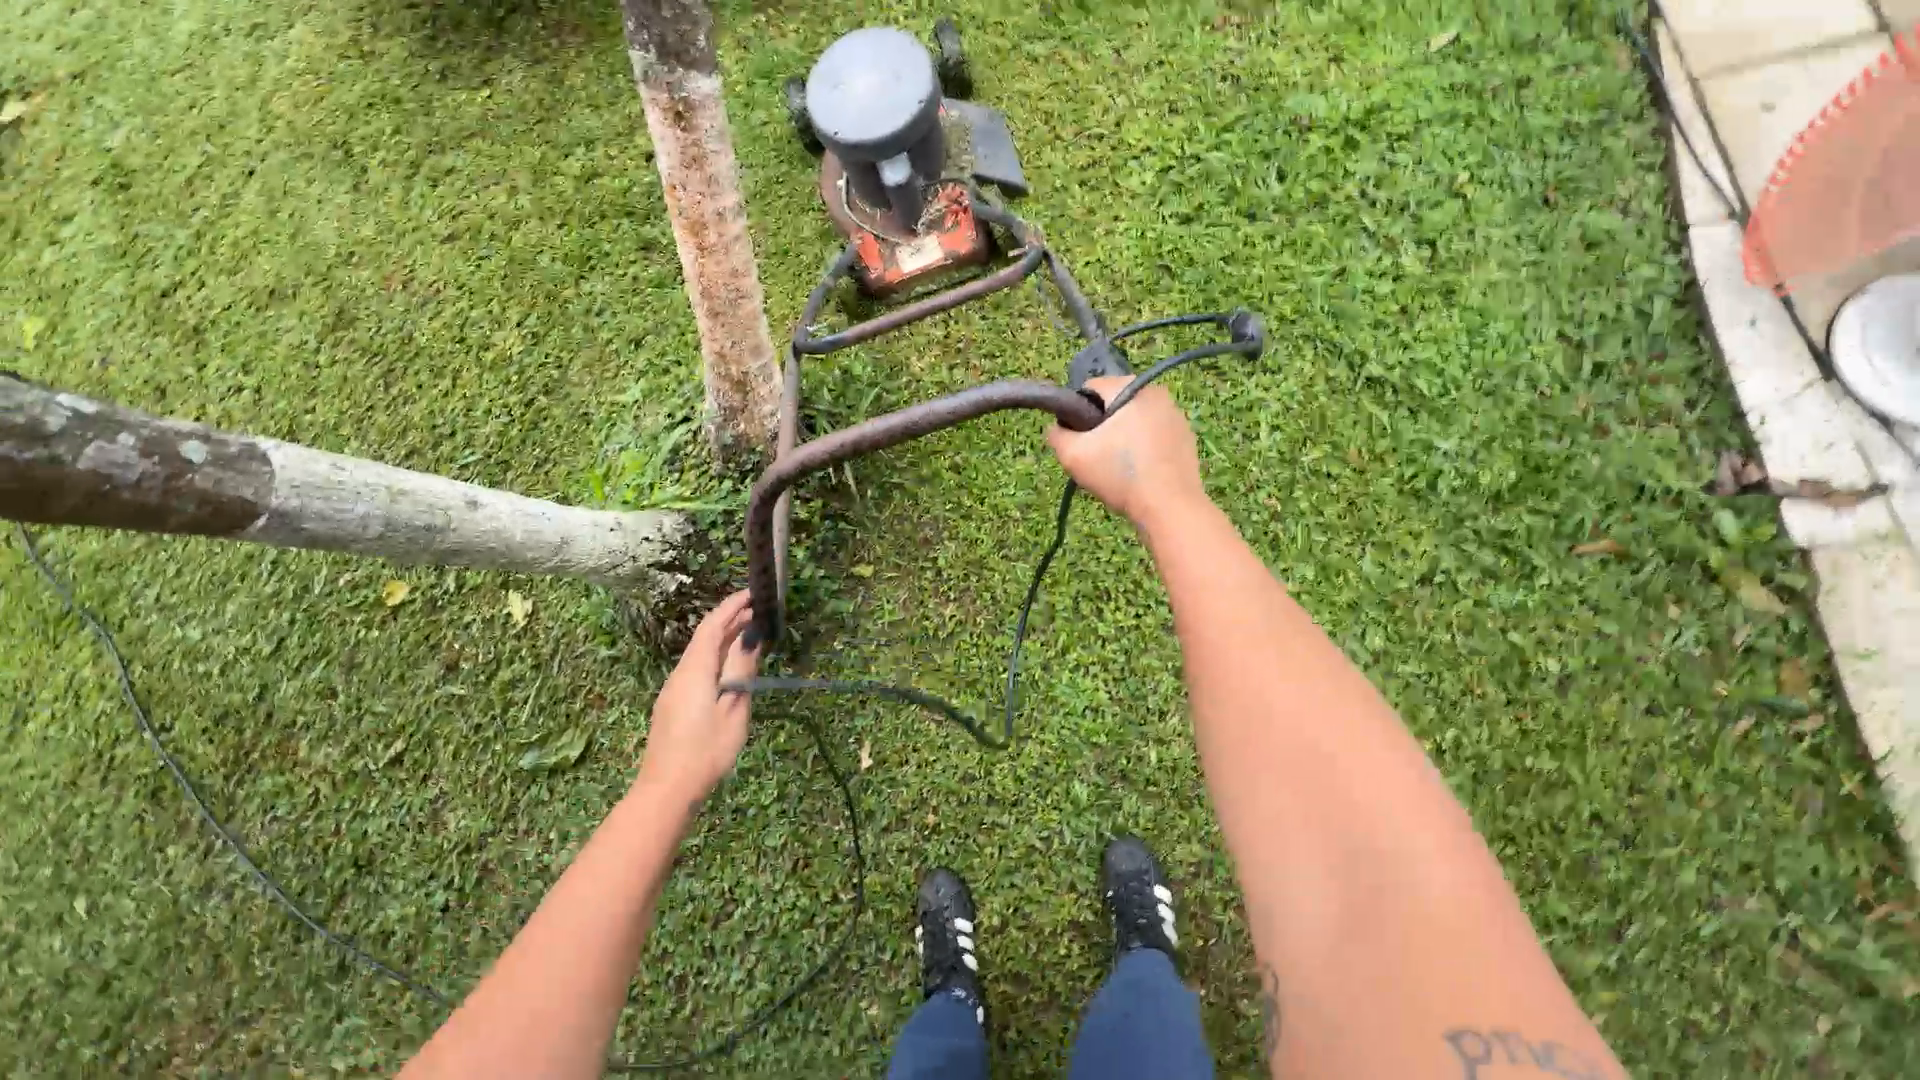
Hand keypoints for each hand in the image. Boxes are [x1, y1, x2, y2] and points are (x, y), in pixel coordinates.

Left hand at [636, 591, 760, 804]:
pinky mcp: (674, 706)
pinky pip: (697, 670)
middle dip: (729, 622)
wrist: (667, 788)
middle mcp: (680, 674)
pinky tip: (731, 668)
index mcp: (694, 670)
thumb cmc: (706, 749)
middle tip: (758, 613)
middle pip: (704, 638)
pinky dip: (716, 659)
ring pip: (700, 655)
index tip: (752, 594)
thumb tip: (750, 637)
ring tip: (750, 636)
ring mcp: (674, 691)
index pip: (711, 626)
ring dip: (723, 641)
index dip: (730, 607)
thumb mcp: (733, 709)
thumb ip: (741, 671)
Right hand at [1046, 376, 1206, 529]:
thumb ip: (1057, 434)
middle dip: (1102, 426)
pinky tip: (1140, 472)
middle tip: (1097, 457)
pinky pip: (1154, 435)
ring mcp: (1176, 415)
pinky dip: (1143, 448)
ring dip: (1123, 437)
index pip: (1091, 388)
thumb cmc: (1120, 477)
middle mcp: (1157, 393)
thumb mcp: (1073, 456)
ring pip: (1135, 420)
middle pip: (1114, 404)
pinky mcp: (1186, 436)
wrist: (1170, 508)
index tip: (1079, 441)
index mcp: (1130, 388)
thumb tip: (1058, 427)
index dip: (1077, 414)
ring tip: (1119, 468)